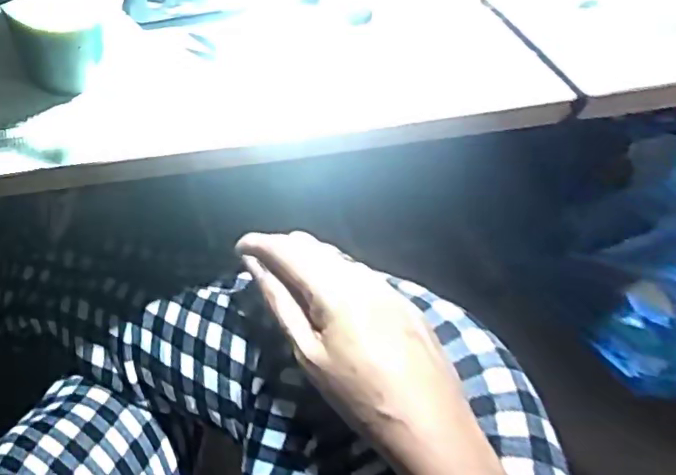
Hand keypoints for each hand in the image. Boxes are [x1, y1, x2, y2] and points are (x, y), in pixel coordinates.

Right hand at [237, 232, 501, 474]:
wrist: (435, 431)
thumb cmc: (363, 399)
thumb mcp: (310, 357)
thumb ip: (280, 303)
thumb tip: (255, 266)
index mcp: (334, 289)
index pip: (286, 248)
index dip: (258, 243)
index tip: (239, 247)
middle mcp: (360, 276)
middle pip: (310, 244)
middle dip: (280, 247)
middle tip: (260, 263)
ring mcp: (385, 285)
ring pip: (335, 255)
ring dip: (307, 257)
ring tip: (290, 275)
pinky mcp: (403, 298)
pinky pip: (358, 271)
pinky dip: (334, 271)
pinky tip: (330, 294)